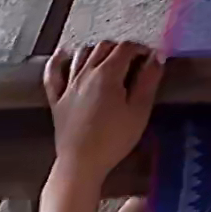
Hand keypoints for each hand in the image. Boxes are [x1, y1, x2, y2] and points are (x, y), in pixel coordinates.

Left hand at [44, 40, 163, 193]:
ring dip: (97, 50)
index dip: (141, 48)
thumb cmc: (115, 139)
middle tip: (134, 61)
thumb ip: (149, 80)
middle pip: (104, 46)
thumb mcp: (140, 110)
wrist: (81, 164)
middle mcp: (86, 73)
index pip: (126, 48)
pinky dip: (59, 59)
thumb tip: (157, 56)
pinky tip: (66, 53)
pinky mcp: (56, 99)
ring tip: (109, 59)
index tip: (150, 58)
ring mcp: (68, 85)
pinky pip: (53, 72)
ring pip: (82, 53)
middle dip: (121, 48)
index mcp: (108, 74)